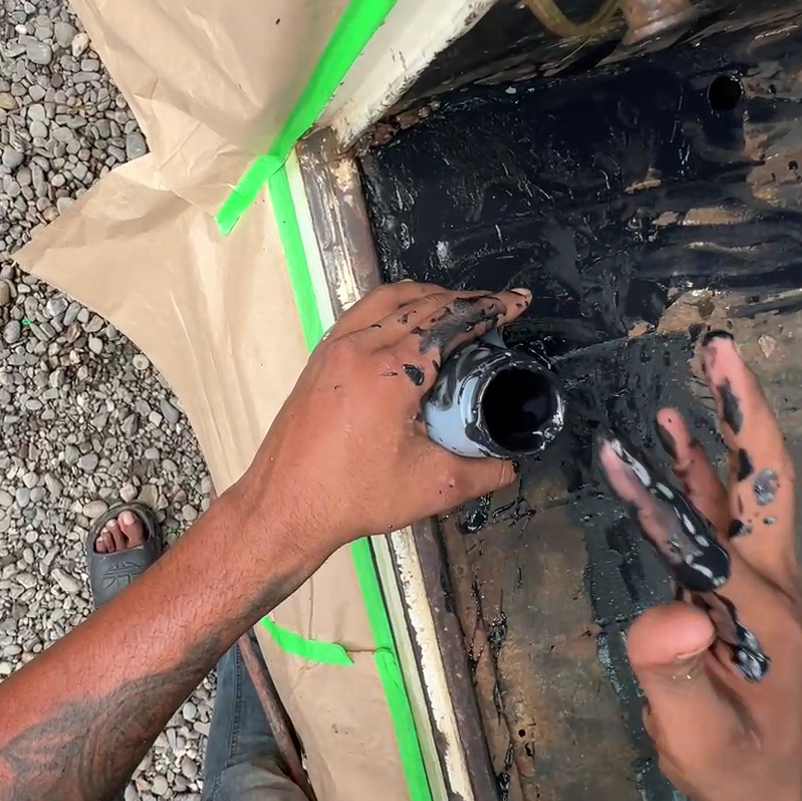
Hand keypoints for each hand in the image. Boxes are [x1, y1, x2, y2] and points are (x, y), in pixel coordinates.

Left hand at [228, 281, 531, 565]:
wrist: (284, 504)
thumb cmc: (351, 496)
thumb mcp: (432, 487)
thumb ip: (483, 470)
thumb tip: (511, 461)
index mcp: (388, 371)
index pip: (449, 323)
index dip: (489, 310)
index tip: (517, 302)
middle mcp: (357, 347)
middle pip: (420, 303)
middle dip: (464, 299)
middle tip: (496, 307)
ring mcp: (332, 349)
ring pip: (386, 300)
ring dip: (425, 296)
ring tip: (456, 306)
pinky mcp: (318, 360)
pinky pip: (360, 314)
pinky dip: (392, 307)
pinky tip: (405, 323)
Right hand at [598, 333, 801, 800]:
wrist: (778, 794)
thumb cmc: (734, 761)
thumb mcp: (694, 731)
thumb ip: (672, 669)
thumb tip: (670, 611)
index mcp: (758, 606)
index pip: (703, 528)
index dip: (657, 491)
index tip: (613, 453)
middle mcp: (769, 578)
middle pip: (763, 477)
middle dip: (744, 410)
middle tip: (722, 350)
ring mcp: (760, 578)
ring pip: (745, 487)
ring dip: (724, 430)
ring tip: (700, 378)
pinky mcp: (744, 583)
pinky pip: (724, 512)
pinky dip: (704, 469)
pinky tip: (681, 444)